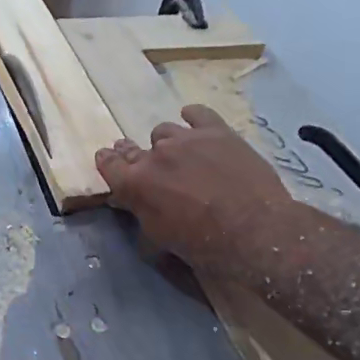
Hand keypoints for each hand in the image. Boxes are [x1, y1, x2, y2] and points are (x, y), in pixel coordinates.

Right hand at [94, 104, 292, 274]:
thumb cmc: (202, 245)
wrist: (252, 230)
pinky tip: (193, 121)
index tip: (107, 159)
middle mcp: (155, 156)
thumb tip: (135, 202)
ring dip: (166, 143)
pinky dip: (192, 117)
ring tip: (179, 154)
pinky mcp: (216, 131)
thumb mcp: (159, 238)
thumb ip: (141, 212)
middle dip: (131, 152)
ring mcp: (186, 139)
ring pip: (164, 131)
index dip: (107, 161)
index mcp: (135, 183)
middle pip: (133, 147)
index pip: (109, 164)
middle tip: (139, 160)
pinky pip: (197, 113)